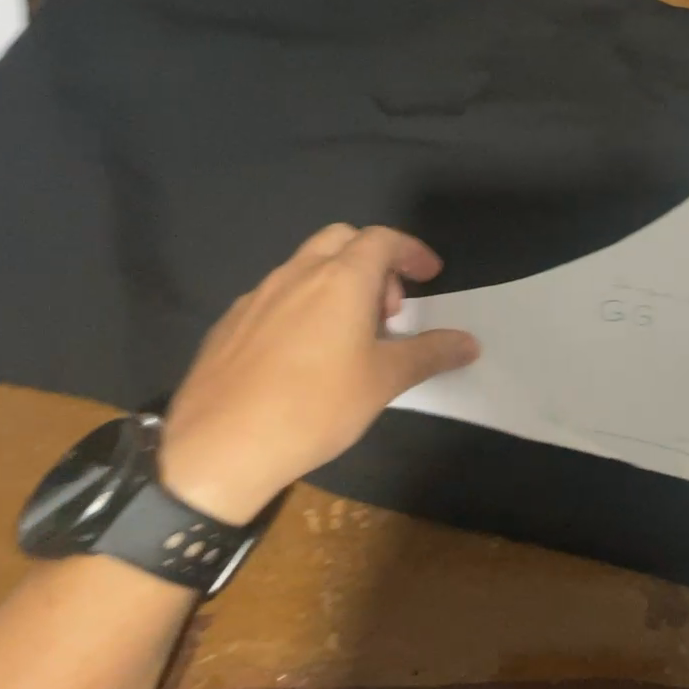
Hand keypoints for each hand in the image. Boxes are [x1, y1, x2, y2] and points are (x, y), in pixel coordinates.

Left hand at [158, 224, 479, 524]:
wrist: (219, 448)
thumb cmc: (315, 406)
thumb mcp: (385, 382)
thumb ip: (430, 354)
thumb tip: (469, 342)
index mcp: (340, 280)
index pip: (382, 240)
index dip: (412, 252)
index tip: (430, 276)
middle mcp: (296, 275)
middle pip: (341, 240)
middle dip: (374, 261)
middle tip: (390, 307)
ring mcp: (257, 297)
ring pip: (306, 267)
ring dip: (338, 283)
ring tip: (352, 335)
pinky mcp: (230, 324)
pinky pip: (278, 296)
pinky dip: (305, 306)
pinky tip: (307, 355)